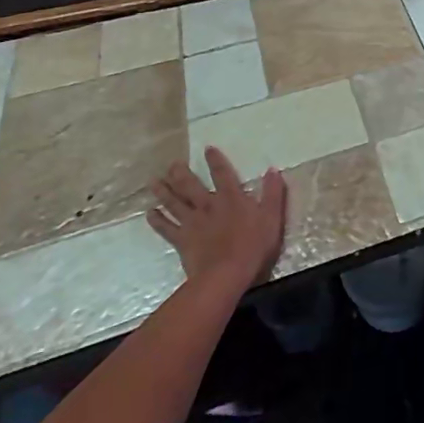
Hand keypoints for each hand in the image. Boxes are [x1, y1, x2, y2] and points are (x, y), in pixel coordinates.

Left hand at [146, 147, 286, 291]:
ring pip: (174, 203)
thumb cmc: (253, 246)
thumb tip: (273, 170)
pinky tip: (150, 213)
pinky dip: (157, 221)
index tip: (207, 149)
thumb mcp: (271, 218)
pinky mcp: (182, 240)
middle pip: (191, 185)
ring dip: (164, 191)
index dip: (215, 160)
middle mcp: (208, 205)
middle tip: (172, 164)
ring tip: (154, 182)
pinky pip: (166, 228)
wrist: (227, 274)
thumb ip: (273, 193)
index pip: (222, 173)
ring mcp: (192, 222)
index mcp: (230, 198)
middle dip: (181, 173)